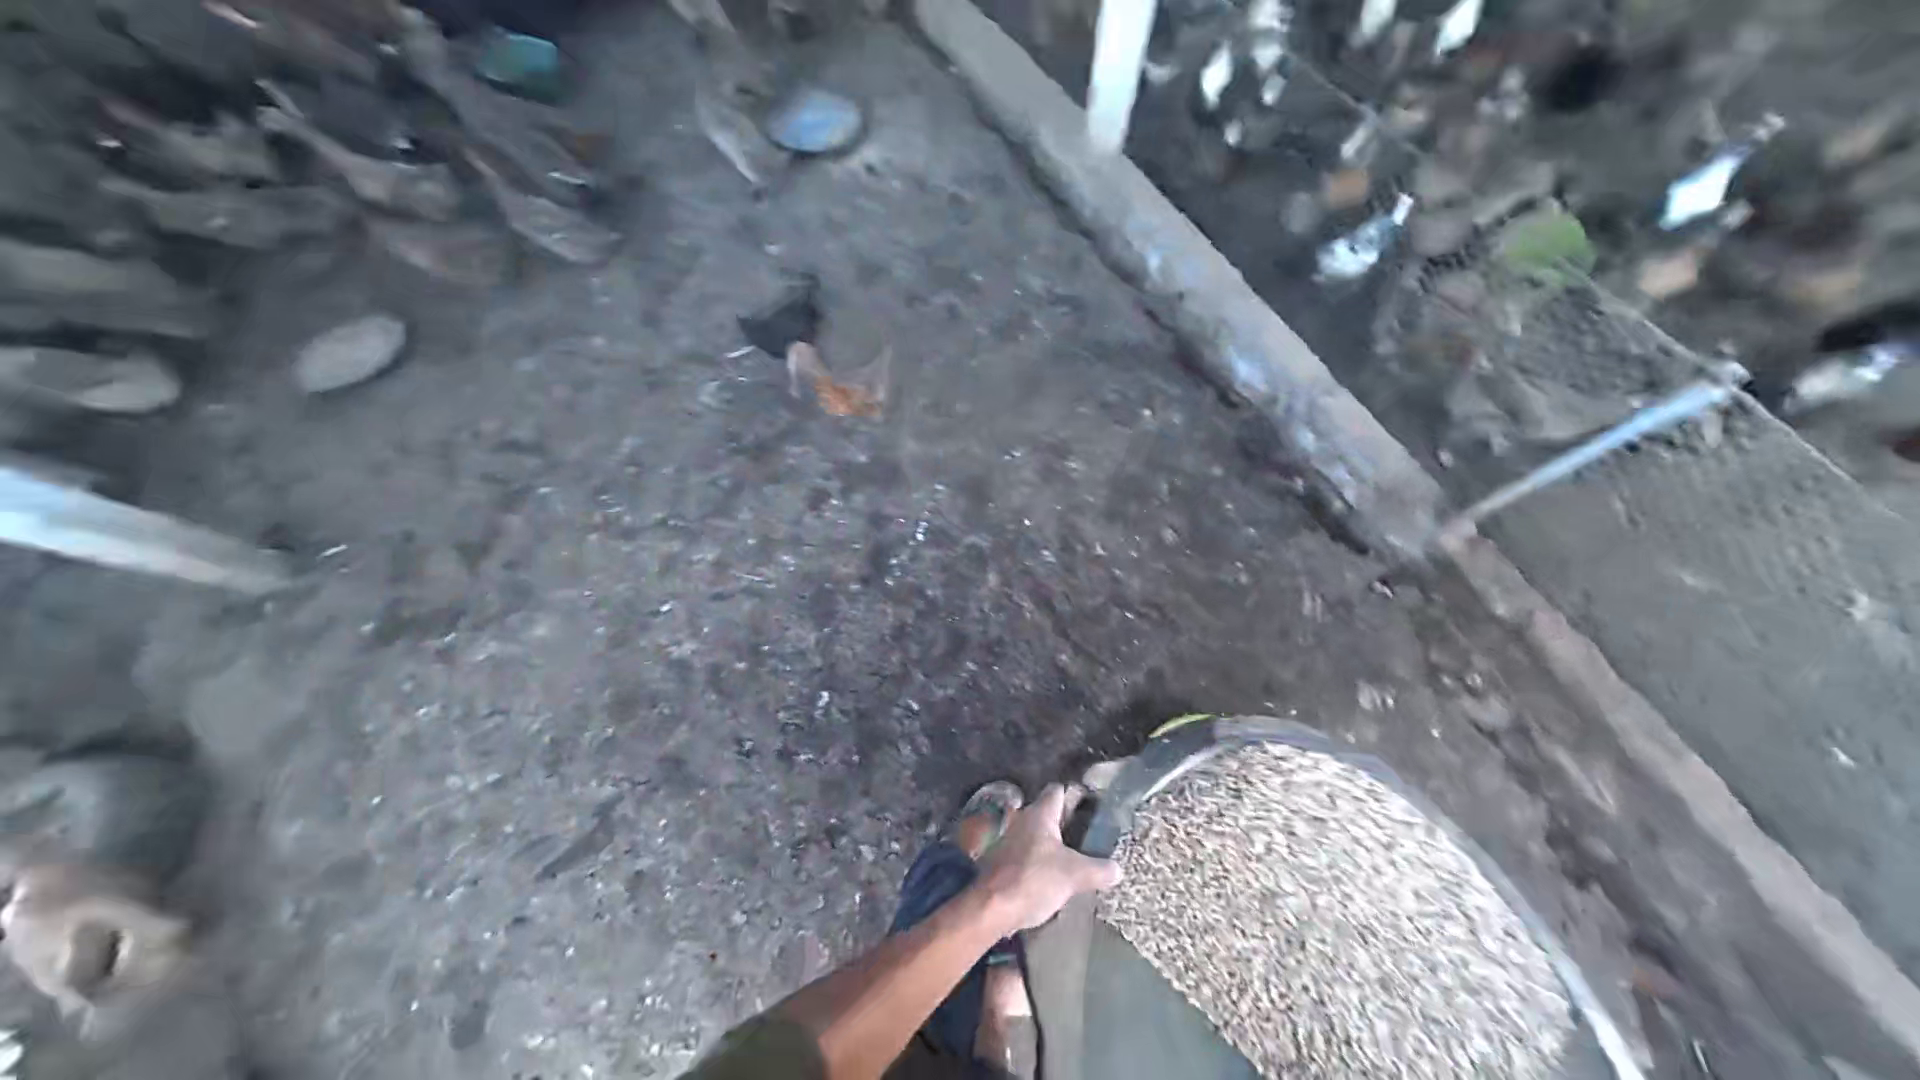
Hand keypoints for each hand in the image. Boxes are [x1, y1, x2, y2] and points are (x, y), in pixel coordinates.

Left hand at [972, 784, 1122, 932]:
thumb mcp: (1075, 875)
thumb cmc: (1034, 879)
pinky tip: (1050, 876)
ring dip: (1050, 843)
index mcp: (1039, 814)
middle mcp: (1021, 819)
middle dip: (1064, 823)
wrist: (993, 906)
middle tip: (1087, 836)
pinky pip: (1025, 853)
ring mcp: (1008, 839)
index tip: (1090, 805)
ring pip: (1034, 834)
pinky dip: (1037, 860)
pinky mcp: (1001, 860)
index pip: (1057, 791)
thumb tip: (1117, 869)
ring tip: (1072, 858)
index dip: (1074, 794)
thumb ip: (1099, 870)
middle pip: (1046, 813)